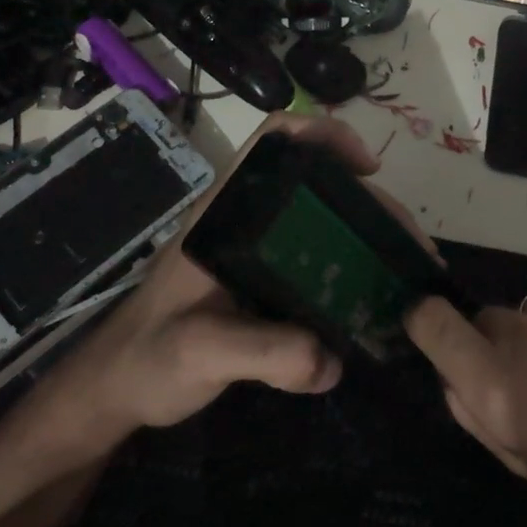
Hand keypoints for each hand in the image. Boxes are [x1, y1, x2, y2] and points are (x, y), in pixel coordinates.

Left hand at [46, 114, 399, 437]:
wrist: (118, 391)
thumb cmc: (147, 359)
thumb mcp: (199, 353)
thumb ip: (262, 353)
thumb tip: (332, 360)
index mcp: (226, 214)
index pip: (273, 141)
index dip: (324, 135)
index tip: (368, 169)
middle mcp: (246, 221)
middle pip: (318, 184)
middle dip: (370, 204)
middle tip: (409, 246)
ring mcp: (258, 251)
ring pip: (324, 222)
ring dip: (368, 237)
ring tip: (407, 273)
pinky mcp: (266, 283)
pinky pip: (319, 260)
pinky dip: (354, 269)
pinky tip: (376, 299)